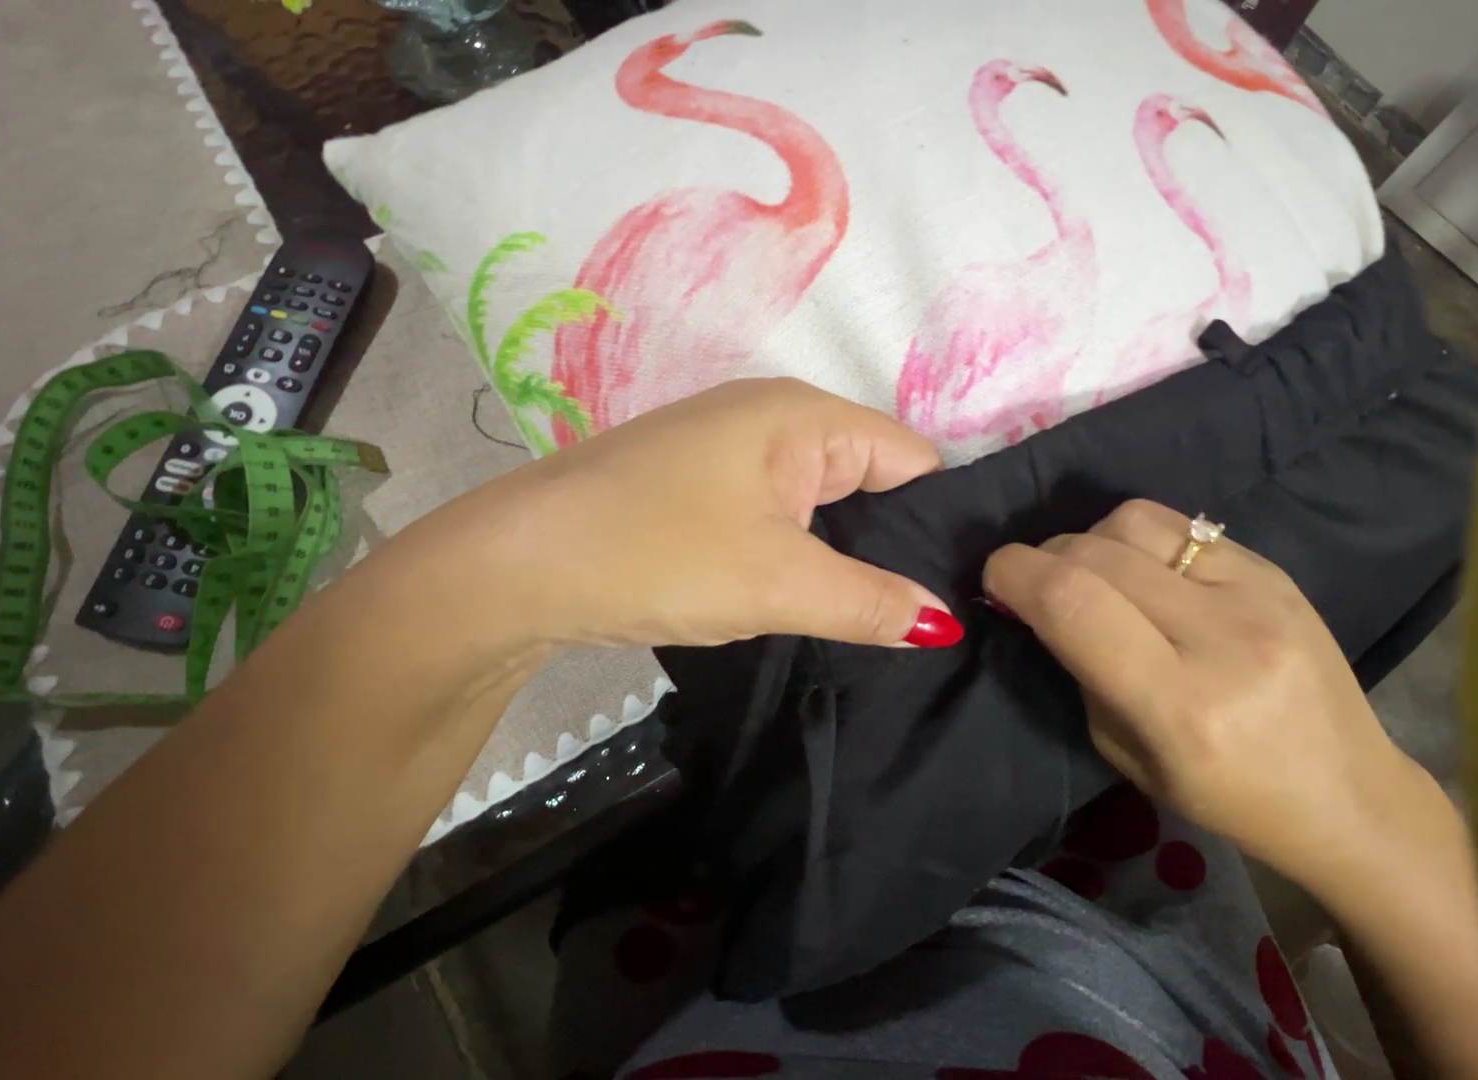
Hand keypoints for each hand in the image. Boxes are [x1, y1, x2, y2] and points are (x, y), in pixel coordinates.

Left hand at [380, 378, 960, 660]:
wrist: (514, 567)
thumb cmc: (657, 554)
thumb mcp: (778, 583)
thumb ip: (871, 602)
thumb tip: (943, 621)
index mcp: (803, 415)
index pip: (910, 457)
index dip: (938, 520)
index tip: (962, 587)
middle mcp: (772, 416)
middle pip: (869, 475)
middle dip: (895, 541)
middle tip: (927, 616)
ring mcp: (730, 448)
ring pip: (822, 499)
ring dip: (847, 553)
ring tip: (881, 616)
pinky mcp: (700, 484)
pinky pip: (779, 512)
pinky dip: (801, 551)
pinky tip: (810, 597)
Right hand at [981, 499, 1423, 880]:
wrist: (1348, 792)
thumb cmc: (1226, 797)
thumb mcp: (1126, 755)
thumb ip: (1081, 672)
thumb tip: (1039, 604)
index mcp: (1180, 705)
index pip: (1074, 604)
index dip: (1016, 575)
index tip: (995, 579)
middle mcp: (1222, 638)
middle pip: (1095, 554)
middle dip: (1042, 557)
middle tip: (1032, 581)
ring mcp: (1257, 594)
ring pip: (1134, 521)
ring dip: (1088, 540)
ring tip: (1089, 572)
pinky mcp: (1275, 570)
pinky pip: (1178, 525)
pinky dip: (1135, 539)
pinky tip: (1140, 570)